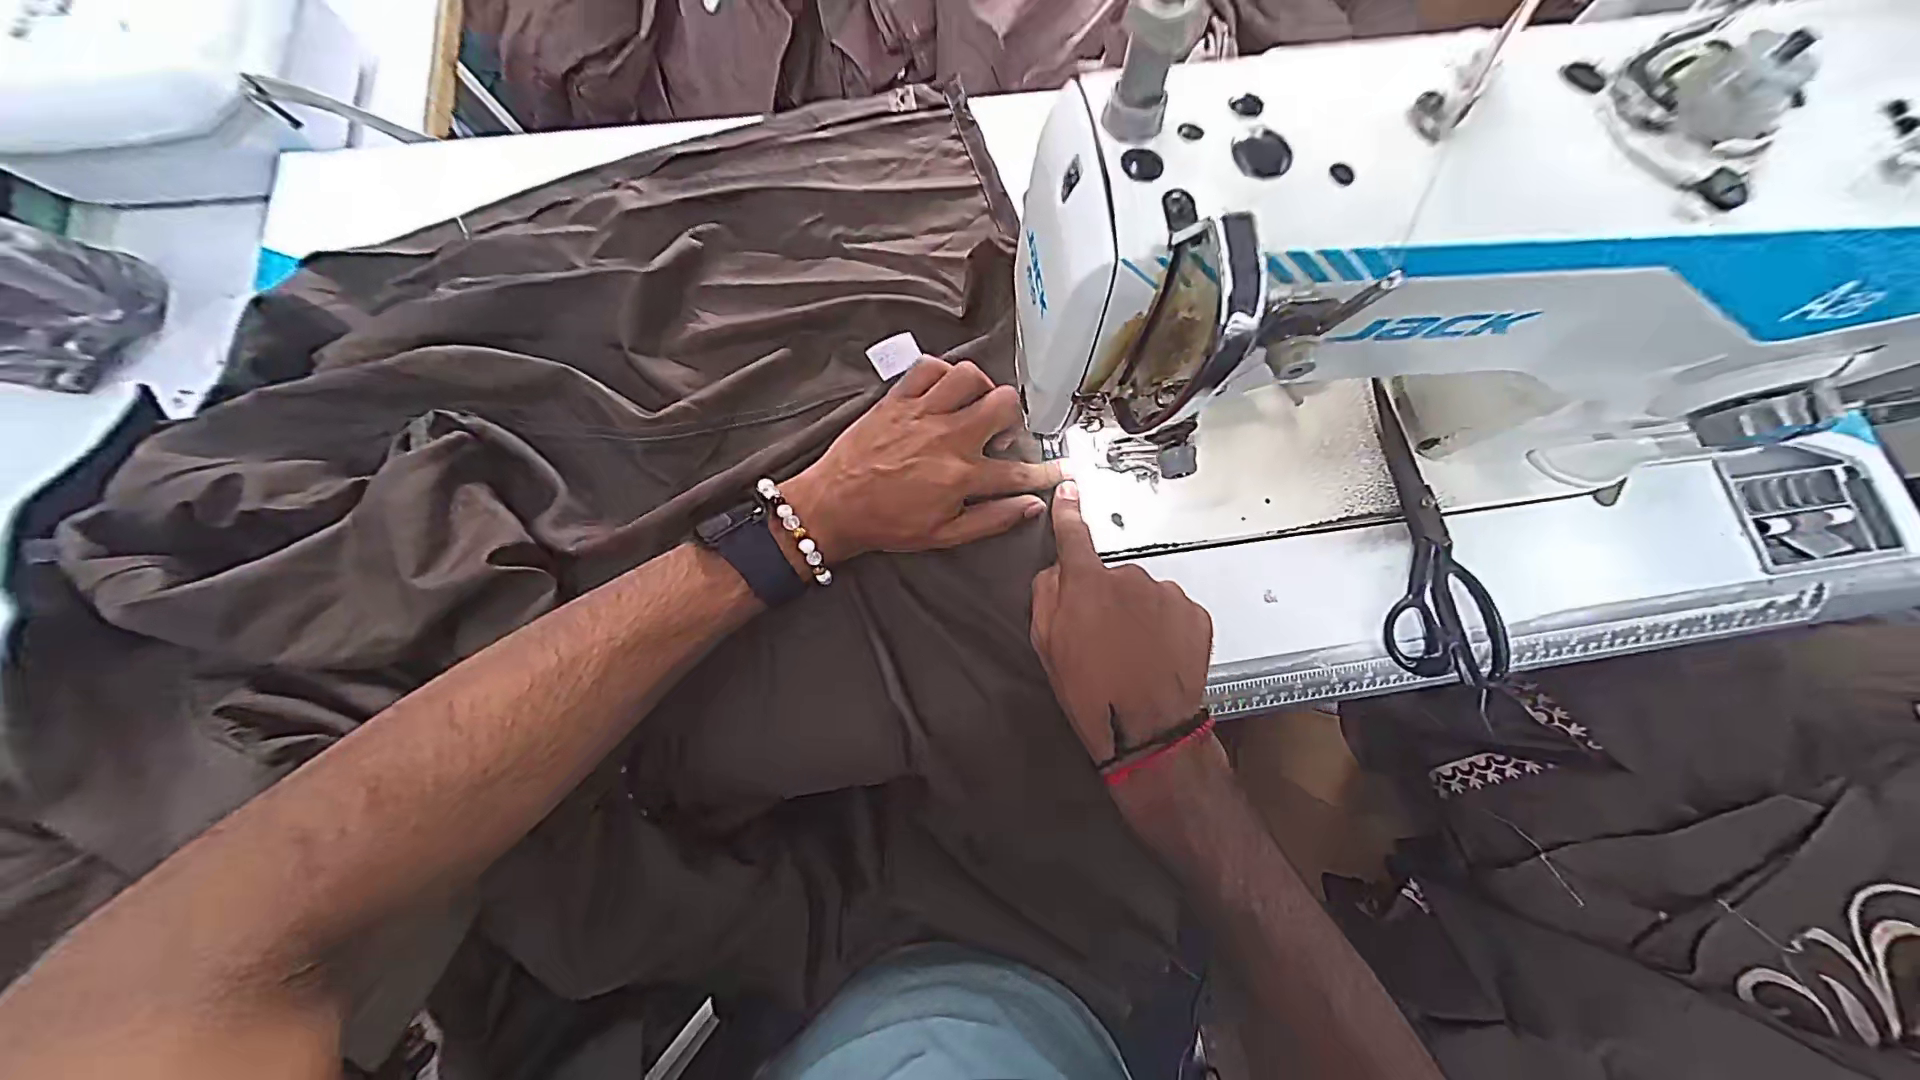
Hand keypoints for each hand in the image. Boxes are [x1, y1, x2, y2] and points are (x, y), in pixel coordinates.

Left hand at [782, 358, 1061, 560]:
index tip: (1061, 468)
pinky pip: (928, 368)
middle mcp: (946, 438)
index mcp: (960, 476)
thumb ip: (992, 519)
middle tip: (998, 434)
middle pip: (1004, 406)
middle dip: (1012, 418)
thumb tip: (1029, 507)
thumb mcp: (944, 535)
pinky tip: (943, 391)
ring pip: (970, 376)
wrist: (833, 507)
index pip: (1018, 471)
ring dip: (981, 389)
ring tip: (973, 407)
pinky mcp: (896, 401)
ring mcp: (921, 414)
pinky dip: (942, 373)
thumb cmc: (884, 523)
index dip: (1047, 471)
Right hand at [1029, 480, 1213, 762]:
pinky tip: (1155, 654)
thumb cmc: (1093, 693)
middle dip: (1106, 598)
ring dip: (1137, 614)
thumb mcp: (1047, 645)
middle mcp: (1129, 579)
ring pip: (1143, 593)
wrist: (1147, 730)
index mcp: (1087, 584)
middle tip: (1103, 639)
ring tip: (1132, 654)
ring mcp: (1166, 594)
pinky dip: (1163, 626)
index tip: (1069, 492)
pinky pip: (1171, 608)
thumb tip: (1056, 573)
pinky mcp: (1194, 613)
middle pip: (1111, 575)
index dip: (1068, 512)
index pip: (1073, 535)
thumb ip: (1046, 596)